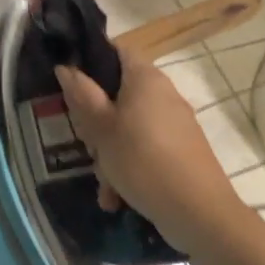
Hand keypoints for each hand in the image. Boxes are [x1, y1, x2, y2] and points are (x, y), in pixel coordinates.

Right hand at [54, 49, 246, 254]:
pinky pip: (144, 149)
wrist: (199, 213)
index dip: (89, 59)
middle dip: (96, 122)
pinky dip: (129, 167)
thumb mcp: (100, 127)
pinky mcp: (181, 151)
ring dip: (109, 152)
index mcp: (145, 79)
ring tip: (104, 183)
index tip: (68, 82)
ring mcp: (175, 124)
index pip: (114, 50)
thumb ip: (81, 94)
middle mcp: (163, 95)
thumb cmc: (142, 160)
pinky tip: (117, 197)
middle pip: (117, 94)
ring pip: (127, 126)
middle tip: (87, 144)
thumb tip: (66, 67)